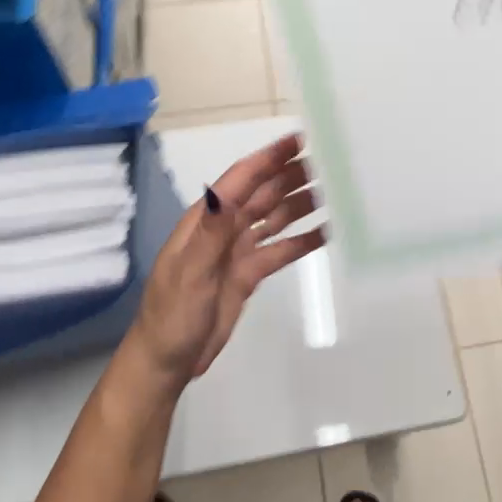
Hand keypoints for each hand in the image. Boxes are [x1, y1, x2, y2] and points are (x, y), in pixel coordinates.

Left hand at [124, 133, 325, 391]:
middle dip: (291, 175)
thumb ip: (210, 234)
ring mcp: (237, 251)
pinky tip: (327, 231)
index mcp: (206, 221)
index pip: (241, 180)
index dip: (268, 159)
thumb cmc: (173, 316)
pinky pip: (280, 249)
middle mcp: (223, 229)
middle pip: (262, 194)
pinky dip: (302, 239)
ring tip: (334, 189)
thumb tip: (224, 192)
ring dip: (300, 202)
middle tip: (328, 160)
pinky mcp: (249, 274)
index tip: (298, 139)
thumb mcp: (190, 275)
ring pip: (274, 218)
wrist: (167, 361)